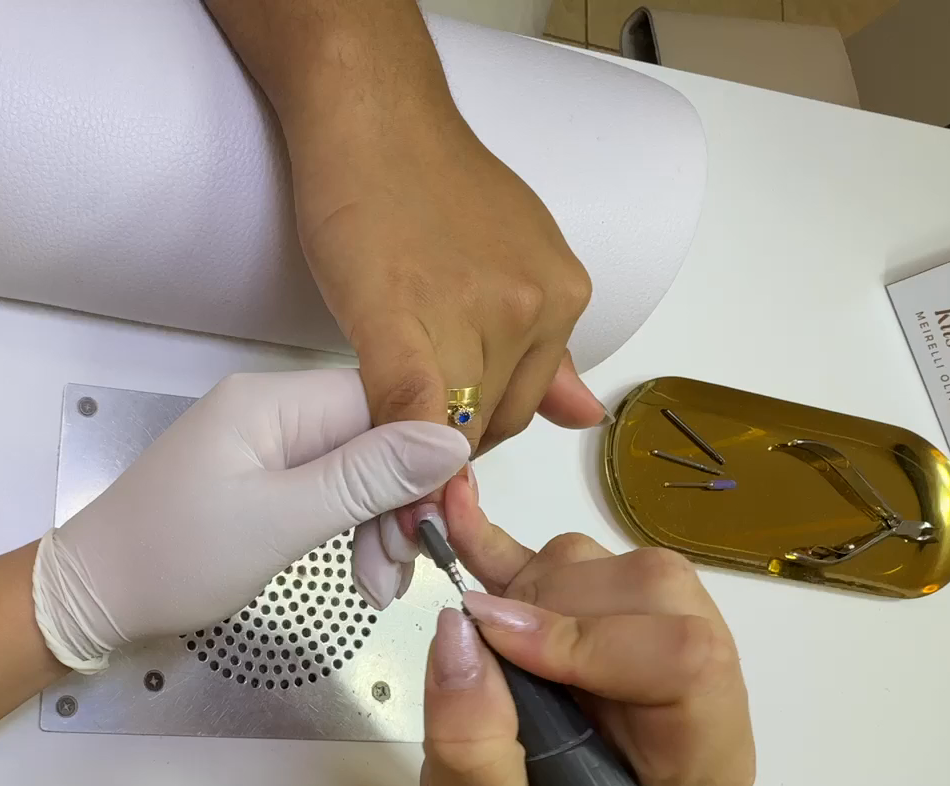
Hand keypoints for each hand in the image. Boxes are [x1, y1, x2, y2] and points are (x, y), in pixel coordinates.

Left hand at [32, 369, 470, 670]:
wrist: (94, 594)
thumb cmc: (177, 558)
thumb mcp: (278, 522)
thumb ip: (364, 479)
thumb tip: (453, 438)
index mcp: (271, 401)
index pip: (381, 402)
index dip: (423, 458)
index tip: (440, 522)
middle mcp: (268, 409)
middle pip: (369, 438)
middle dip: (396, 503)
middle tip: (400, 570)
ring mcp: (258, 445)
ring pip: (350, 470)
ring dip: (375, 525)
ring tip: (376, 587)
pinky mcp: (252, 480)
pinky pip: (320, 491)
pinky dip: (345, 530)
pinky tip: (359, 572)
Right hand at [286, 103, 606, 610]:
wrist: (369, 122)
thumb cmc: (422, 186)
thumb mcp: (515, 258)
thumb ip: (549, 346)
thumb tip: (581, 414)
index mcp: (560, 301)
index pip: (517, 411)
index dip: (466, 452)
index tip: (431, 478)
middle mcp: (535, 311)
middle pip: (485, 429)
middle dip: (440, 462)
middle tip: (394, 483)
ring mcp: (478, 316)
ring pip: (447, 431)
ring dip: (412, 469)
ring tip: (378, 498)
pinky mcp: (404, 323)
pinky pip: (411, 412)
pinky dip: (399, 458)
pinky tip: (386, 500)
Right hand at [418, 476, 753, 785]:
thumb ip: (473, 742)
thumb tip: (459, 629)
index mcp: (699, 746)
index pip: (683, 657)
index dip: (583, 635)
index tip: (493, 640)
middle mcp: (691, 674)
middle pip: (649, 589)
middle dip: (546, 605)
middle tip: (485, 646)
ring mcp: (642, 628)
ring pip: (605, 559)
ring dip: (526, 584)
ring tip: (485, 633)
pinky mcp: (587, 604)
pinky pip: (552, 552)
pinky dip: (496, 533)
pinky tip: (455, 510)